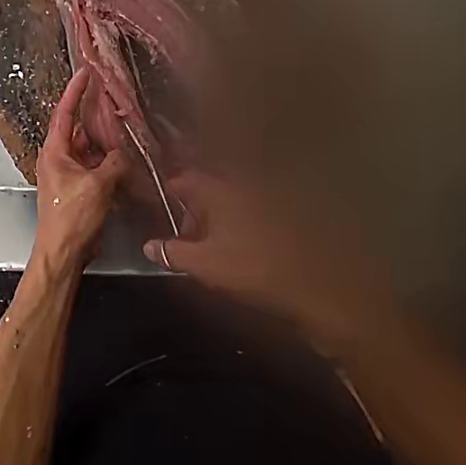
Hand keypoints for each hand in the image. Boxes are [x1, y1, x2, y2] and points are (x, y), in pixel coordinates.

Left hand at [33, 69, 130, 267]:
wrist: (63, 251)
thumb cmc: (70, 218)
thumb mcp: (98, 185)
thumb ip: (115, 163)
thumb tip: (124, 153)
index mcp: (54, 152)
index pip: (64, 113)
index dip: (74, 91)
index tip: (84, 73)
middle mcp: (58, 159)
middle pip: (79, 130)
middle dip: (96, 116)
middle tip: (113, 100)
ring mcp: (68, 175)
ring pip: (89, 149)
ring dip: (105, 142)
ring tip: (124, 128)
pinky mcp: (78, 189)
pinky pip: (94, 167)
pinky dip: (108, 162)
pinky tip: (124, 160)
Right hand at [143, 171, 399, 347]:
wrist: (317, 284)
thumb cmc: (253, 268)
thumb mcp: (204, 265)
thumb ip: (173, 253)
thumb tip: (148, 246)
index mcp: (217, 191)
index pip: (182, 181)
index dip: (166, 196)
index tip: (159, 215)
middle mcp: (240, 186)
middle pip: (205, 190)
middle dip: (191, 212)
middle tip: (185, 241)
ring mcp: (265, 197)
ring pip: (228, 201)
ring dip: (215, 220)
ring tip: (210, 249)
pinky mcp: (283, 214)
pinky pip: (248, 212)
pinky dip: (237, 225)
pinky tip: (238, 249)